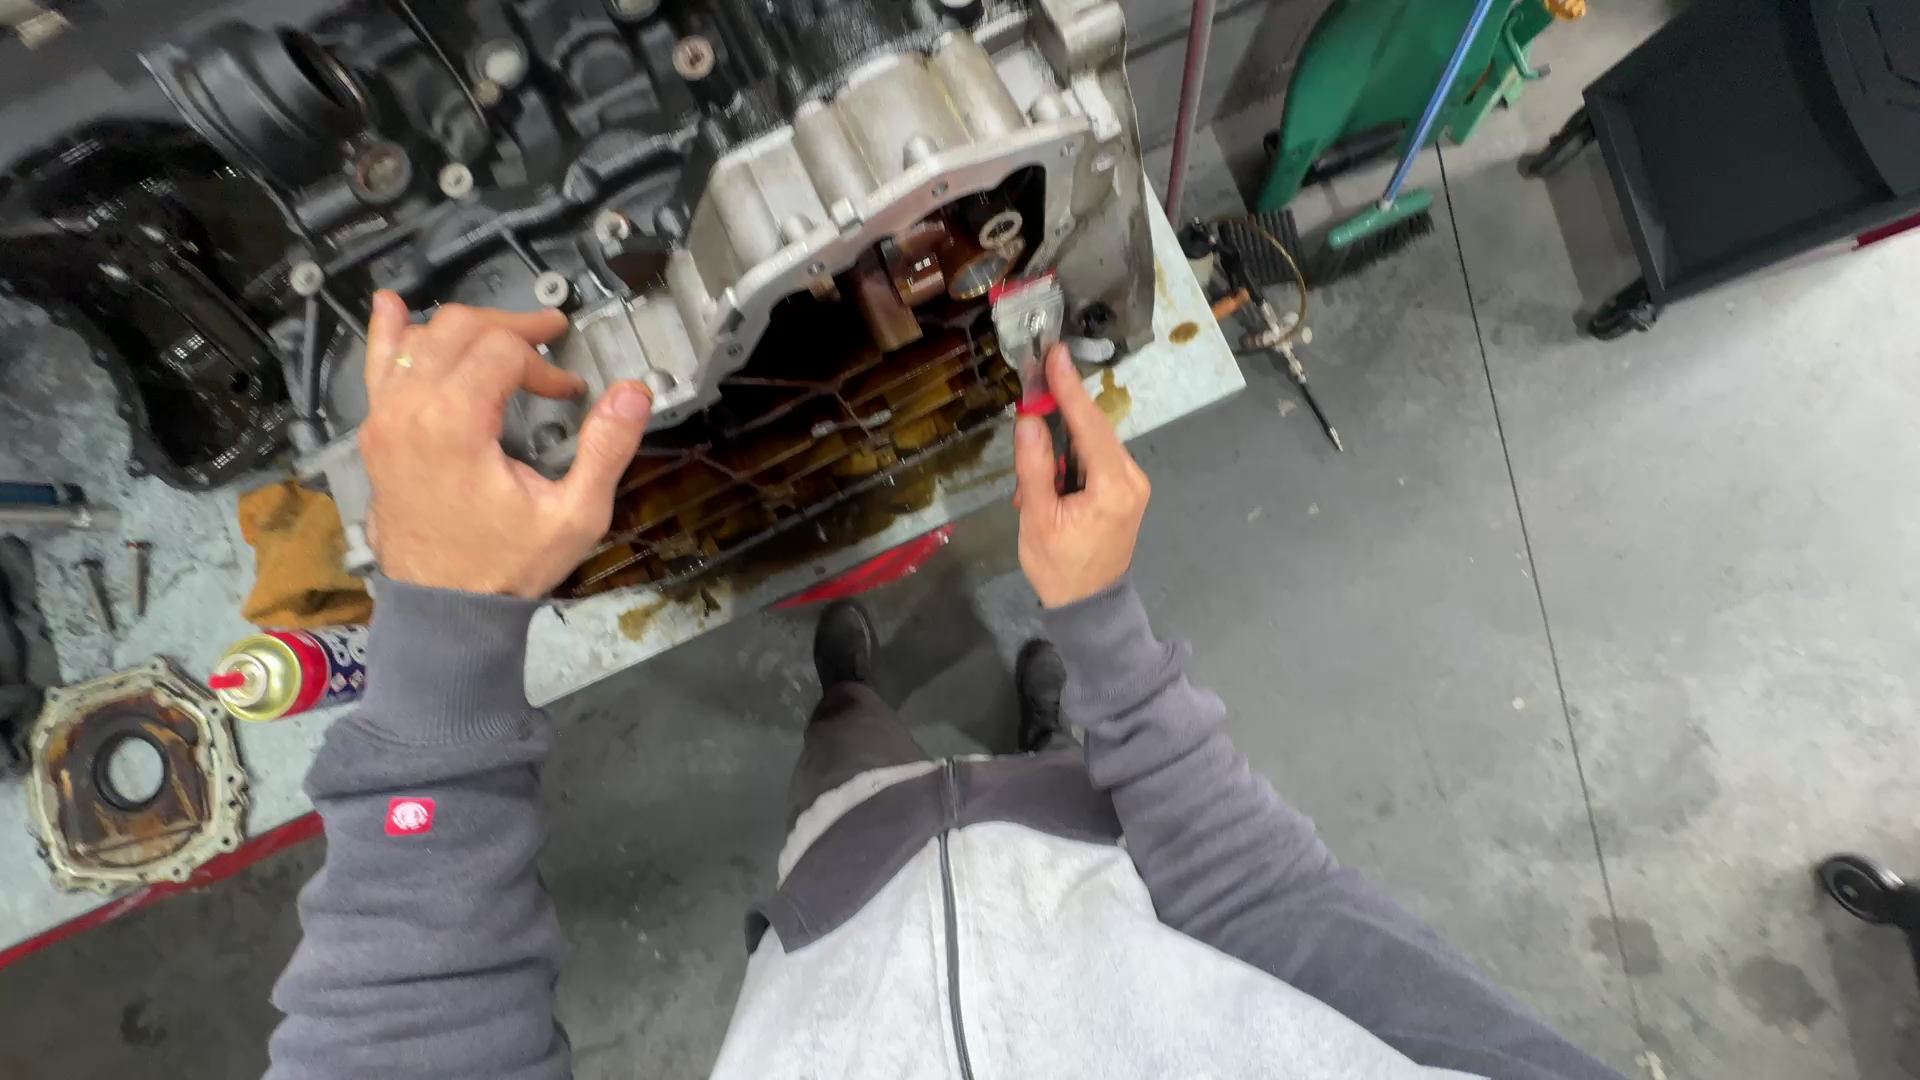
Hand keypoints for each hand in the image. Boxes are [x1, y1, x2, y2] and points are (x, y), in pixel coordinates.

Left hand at [357, 291, 653, 598]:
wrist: (446, 606)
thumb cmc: (512, 562)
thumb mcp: (577, 515)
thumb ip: (606, 449)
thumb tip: (635, 392)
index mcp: (454, 425)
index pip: (501, 352)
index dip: (546, 364)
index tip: (573, 394)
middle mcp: (407, 411)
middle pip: (458, 329)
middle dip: (514, 326)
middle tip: (553, 335)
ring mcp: (382, 420)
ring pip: (420, 339)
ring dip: (469, 326)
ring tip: (509, 330)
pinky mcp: (377, 433)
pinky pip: (378, 366)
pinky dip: (391, 333)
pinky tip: (394, 307)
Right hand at [1012, 344, 1150, 607]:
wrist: (1088, 606)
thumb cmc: (1060, 566)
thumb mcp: (1038, 518)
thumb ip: (1034, 467)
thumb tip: (1028, 420)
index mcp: (1113, 485)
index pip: (1089, 425)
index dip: (1069, 388)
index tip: (1056, 354)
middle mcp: (1132, 478)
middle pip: (1093, 430)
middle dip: (1058, 421)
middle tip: (1029, 408)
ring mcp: (1133, 485)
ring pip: (1093, 446)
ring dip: (1060, 452)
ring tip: (1033, 489)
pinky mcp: (1126, 492)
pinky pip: (1096, 462)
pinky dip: (1070, 466)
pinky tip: (1049, 488)